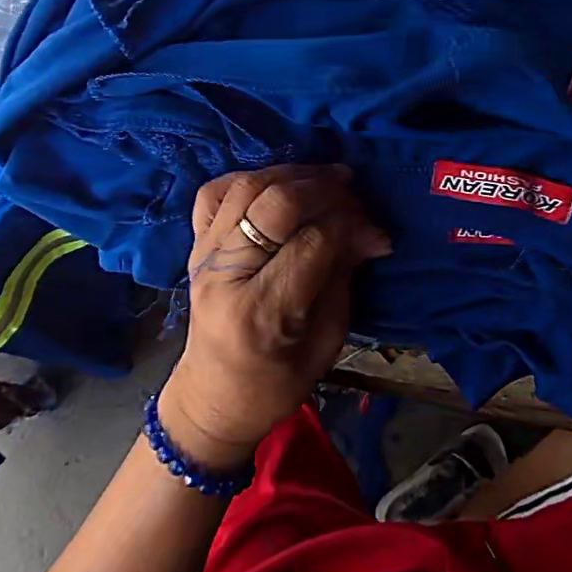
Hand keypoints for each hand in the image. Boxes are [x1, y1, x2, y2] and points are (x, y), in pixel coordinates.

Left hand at [160, 164, 390, 469]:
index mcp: (261, 313)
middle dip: (322, 190)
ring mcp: (202, 255)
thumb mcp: (325, 341)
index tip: (377, 233)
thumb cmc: (276, 384)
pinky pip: (214, 193)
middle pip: (275, 204)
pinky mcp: (194, 245)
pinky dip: (248, 179)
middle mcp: (225, 275)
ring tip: (325, 179)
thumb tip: (369, 231)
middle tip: (352, 193)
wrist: (213, 397)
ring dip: (291, 174)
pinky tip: (276, 184)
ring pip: (245, 187)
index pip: (312, 242)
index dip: (351, 226)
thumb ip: (343, 278)